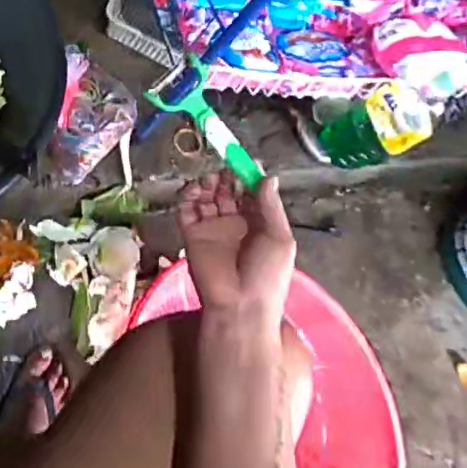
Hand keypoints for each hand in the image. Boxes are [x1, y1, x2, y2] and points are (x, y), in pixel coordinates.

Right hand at [178, 173, 295, 326]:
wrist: (240, 306)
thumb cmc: (266, 274)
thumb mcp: (280, 238)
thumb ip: (271, 206)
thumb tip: (268, 176)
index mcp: (257, 223)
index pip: (249, 192)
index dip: (246, 176)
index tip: (243, 161)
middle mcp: (234, 223)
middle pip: (226, 191)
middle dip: (226, 177)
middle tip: (225, 170)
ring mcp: (212, 228)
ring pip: (206, 196)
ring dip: (208, 183)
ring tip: (211, 180)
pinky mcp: (191, 235)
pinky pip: (186, 210)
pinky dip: (188, 195)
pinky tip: (196, 189)